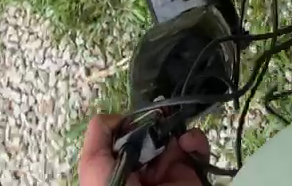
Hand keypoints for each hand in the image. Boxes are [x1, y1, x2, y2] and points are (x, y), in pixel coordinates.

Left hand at [76, 115, 210, 185]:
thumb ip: (99, 135)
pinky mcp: (191, 173)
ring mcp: (168, 170)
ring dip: (177, 129)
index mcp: (119, 167)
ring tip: (174, 139)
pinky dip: (196, 139)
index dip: (134, 124)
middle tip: (159, 123)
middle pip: (155, 131)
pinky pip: (197, 148)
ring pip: (177, 134)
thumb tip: (121, 116)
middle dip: (158, 123)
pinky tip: (187, 143)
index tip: (138, 122)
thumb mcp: (93, 166)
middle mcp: (144, 168)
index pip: (129, 134)